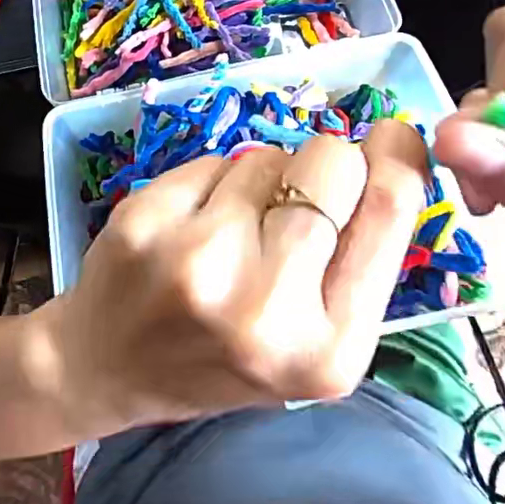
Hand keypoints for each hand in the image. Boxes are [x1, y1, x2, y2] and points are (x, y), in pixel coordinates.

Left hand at [41, 120, 430, 429]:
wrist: (106, 367)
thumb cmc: (223, 358)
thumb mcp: (311, 342)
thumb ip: (356, 262)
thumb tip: (389, 160)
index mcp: (330, 350)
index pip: (389, 212)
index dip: (398, 157)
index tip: (392, 135)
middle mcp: (266, 308)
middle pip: (332, 162)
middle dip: (327, 163)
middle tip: (299, 195)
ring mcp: (199, 260)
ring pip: (269, 156)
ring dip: (264, 179)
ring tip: (232, 232)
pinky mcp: (147, 220)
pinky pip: (216, 160)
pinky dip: (216, 181)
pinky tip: (191, 226)